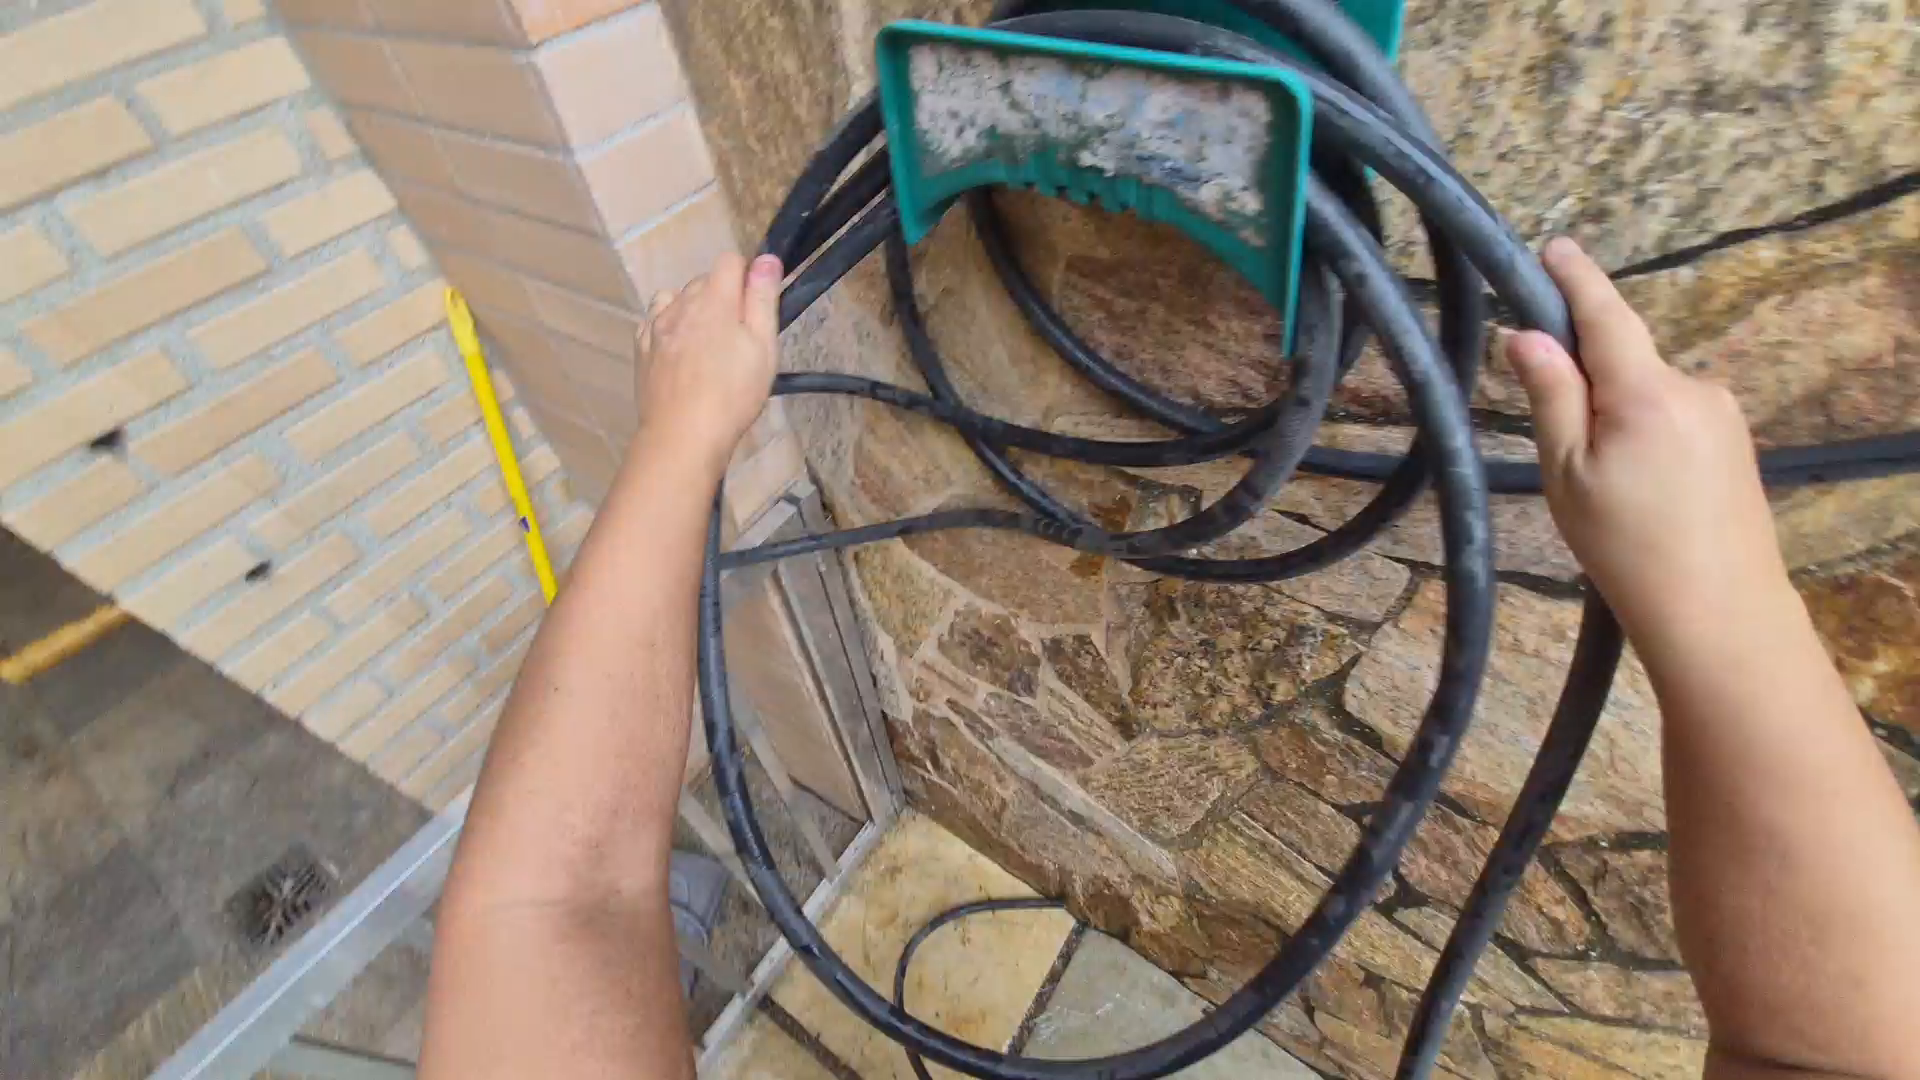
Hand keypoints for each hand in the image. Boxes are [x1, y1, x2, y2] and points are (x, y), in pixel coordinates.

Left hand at [635, 252, 782, 471]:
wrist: (684, 434)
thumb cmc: (734, 393)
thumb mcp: (763, 346)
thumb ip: (763, 299)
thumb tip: (766, 258)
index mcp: (714, 299)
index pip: (730, 261)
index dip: (749, 279)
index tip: (758, 309)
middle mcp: (680, 303)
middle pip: (704, 282)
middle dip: (723, 298)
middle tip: (740, 339)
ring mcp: (656, 325)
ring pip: (676, 299)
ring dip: (693, 311)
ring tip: (708, 345)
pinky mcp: (642, 348)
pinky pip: (656, 322)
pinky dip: (670, 328)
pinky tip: (681, 352)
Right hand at [1504, 237, 1789, 647]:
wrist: (1713, 600)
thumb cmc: (1620, 538)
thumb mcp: (1565, 469)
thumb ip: (1551, 397)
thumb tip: (1527, 336)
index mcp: (1646, 393)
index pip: (1606, 319)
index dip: (1577, 280)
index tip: (1555, 246)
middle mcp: (1694, 387)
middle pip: (1620, 359)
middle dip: (1579, 377)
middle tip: (1552, 441)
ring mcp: (1720, 411)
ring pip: (1640, 390)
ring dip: (1604, 412)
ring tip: (1591, 480)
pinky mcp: (1730, 436)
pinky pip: (1665, 412)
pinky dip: (1631, 428)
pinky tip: (1624, 482)